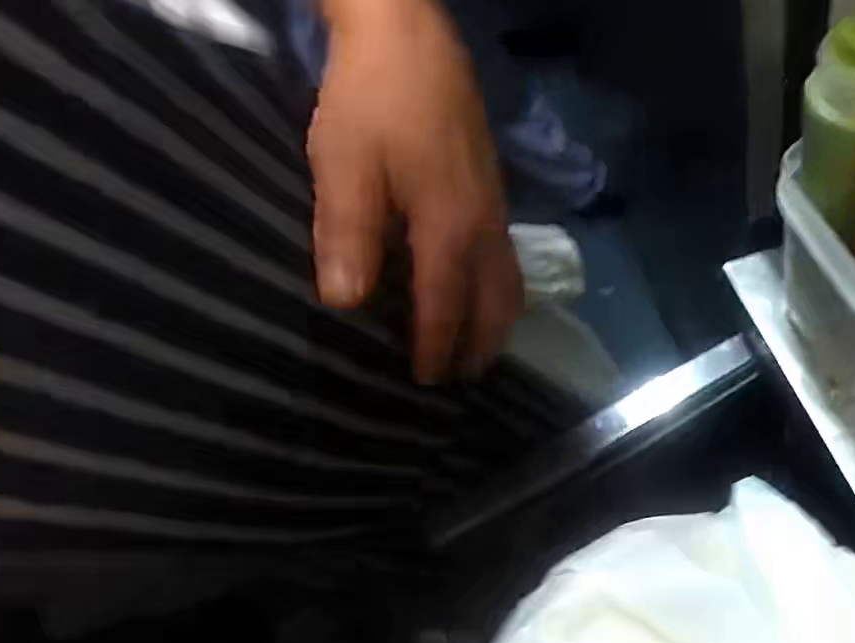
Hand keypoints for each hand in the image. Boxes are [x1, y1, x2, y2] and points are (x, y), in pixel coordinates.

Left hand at [309, 0, 520, 384]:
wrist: (419, 50)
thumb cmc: (373, 105)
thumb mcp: (343, 163)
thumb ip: (348, 233)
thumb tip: (344, 301)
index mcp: (448, 232)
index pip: (445, 306)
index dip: (436, 347)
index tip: (426, 380)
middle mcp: (485, 239)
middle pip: (493, 309)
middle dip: (479, 347)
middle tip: (464, 377)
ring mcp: (498, 224)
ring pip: (510, 294)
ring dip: (499, 329)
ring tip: (484, 352)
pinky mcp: (499, 209)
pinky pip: (510, 272)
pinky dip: (504, 301)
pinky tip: (492, 302)